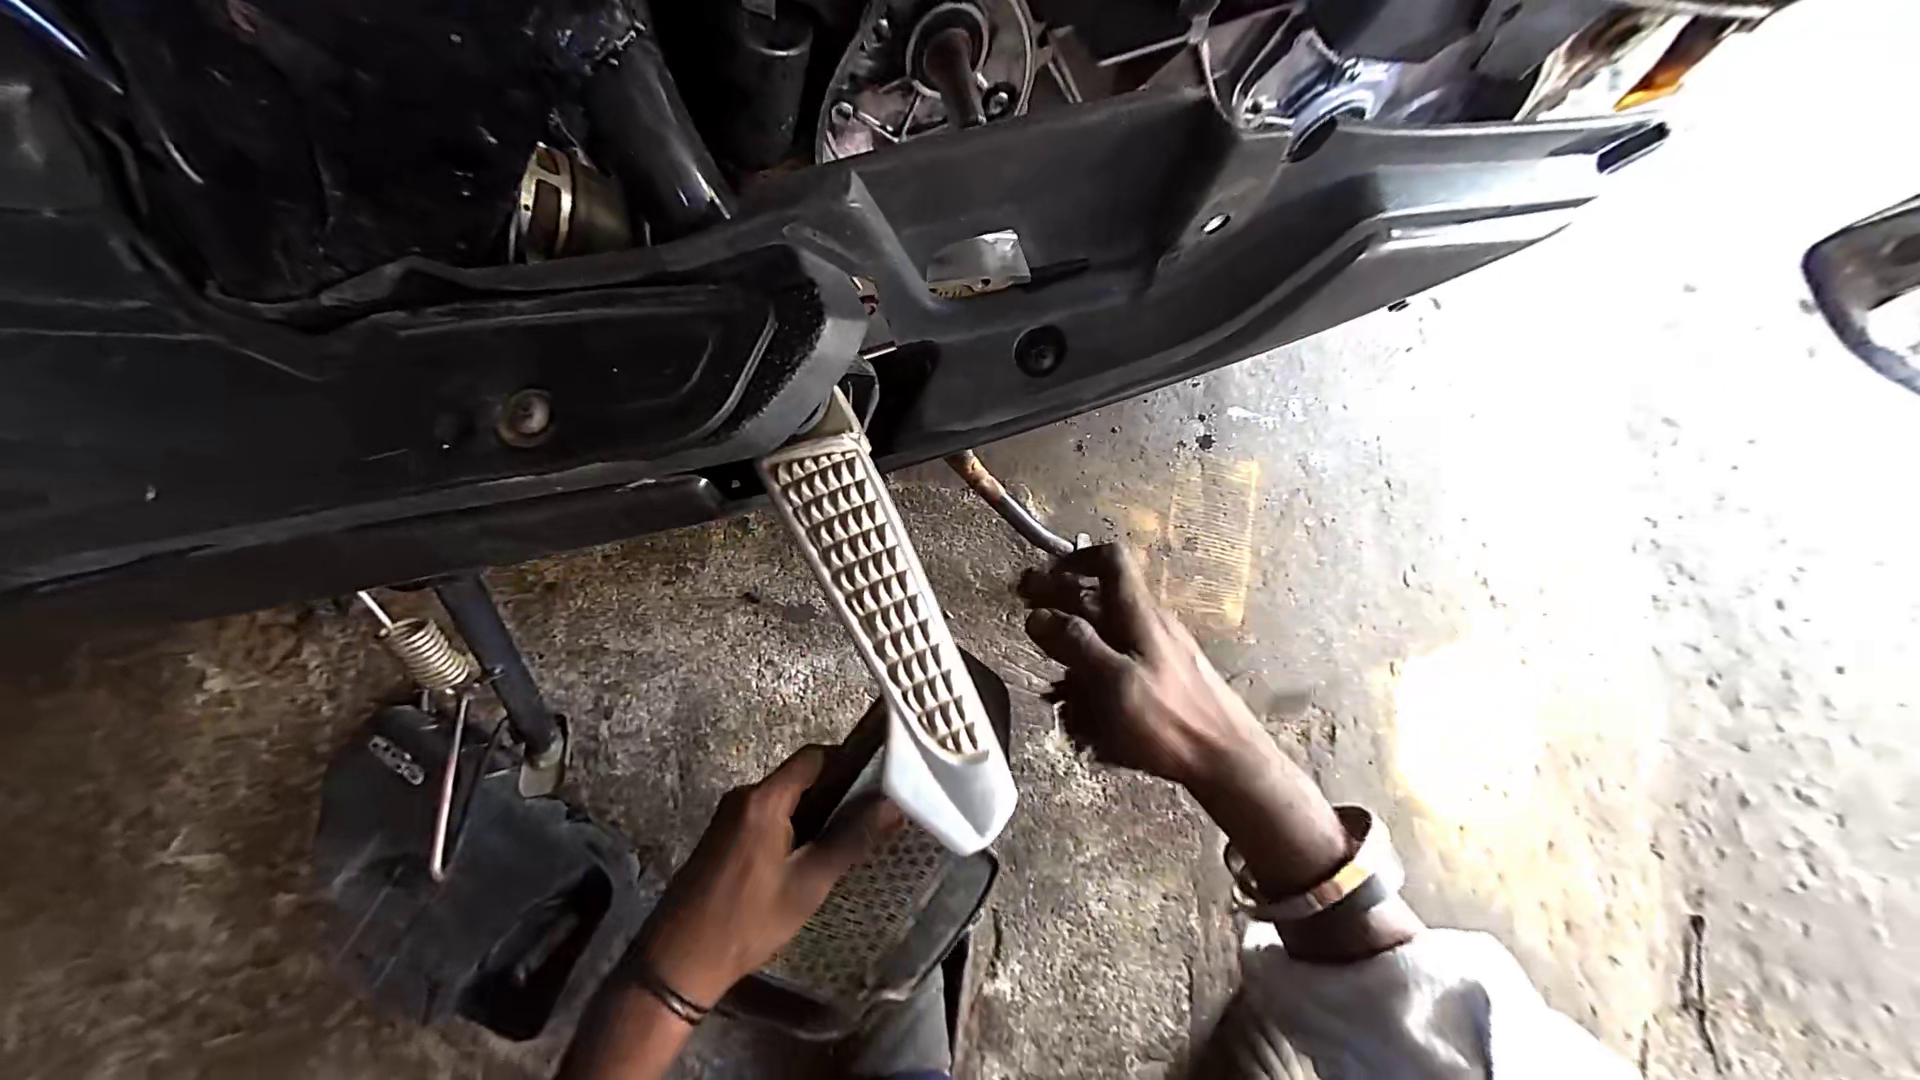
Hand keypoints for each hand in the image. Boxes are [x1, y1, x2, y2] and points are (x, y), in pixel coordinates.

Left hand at [635, 746, 903, 1006]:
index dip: (848, 762)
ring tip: (840, 842)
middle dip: (834, 792)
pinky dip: (791, 825)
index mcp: (765, 799)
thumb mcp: (808, 884)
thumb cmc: (747, 922)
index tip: (876, 782)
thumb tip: (892, 806)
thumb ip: (852, 839)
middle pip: (800, 776)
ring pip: (784, 798)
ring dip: (813, 812)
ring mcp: (728, 815)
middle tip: (864, 819)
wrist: (676, 965)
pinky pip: (766, 814)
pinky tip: (805, 858)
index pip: (815, 757)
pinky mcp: (721, 835)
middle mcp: (744, 796)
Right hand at [1019, 543, 1351, 897]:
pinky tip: (1088, 716)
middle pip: (1100, 601)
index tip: (1048, 581)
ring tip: (1060, 692)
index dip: (1076, 560)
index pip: (1111, 559)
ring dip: (1078, 656)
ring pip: (1108, 638)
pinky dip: (1098, 681)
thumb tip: (1037, 615)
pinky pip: (1121, 666)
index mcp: (1139, 615)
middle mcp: (1150, 624)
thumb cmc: (1170, 721)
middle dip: (1064, 616)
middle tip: (1037, 636)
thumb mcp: (1115, 682)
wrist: (1229, 760)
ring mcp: (1159, 651)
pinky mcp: (1165, 678)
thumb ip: (1077, 645)